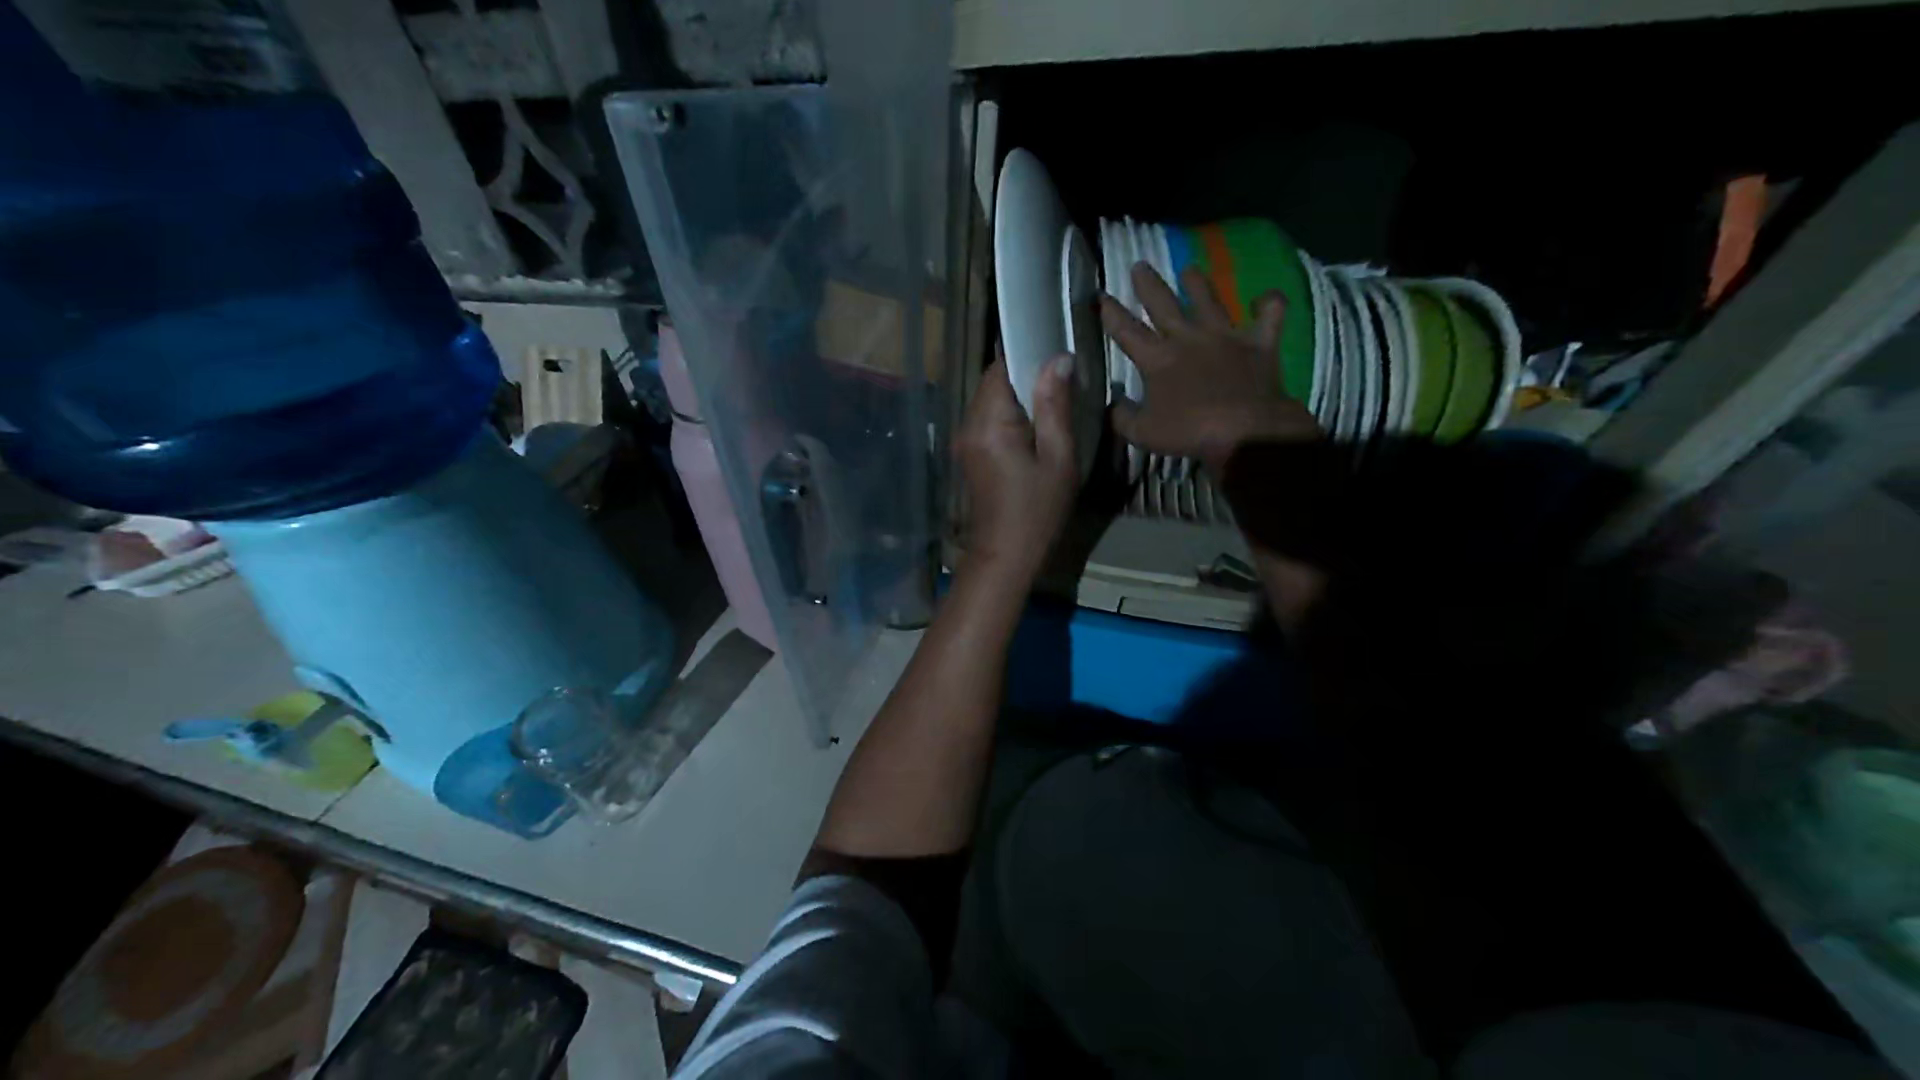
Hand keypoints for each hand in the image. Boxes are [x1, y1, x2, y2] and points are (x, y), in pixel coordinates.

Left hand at [956, 350, 1077, 582]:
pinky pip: (989, 421)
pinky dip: (1010, 417)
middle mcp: (968, 424)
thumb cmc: (1037, 511)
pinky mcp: (968, 454)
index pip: (1000, 368)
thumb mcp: (1057, 458)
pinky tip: (1034, 432)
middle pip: (993, 383)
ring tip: (1052, 409)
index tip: (1058, 360)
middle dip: (1025, 378)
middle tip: (1062, 388)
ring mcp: (964, 440)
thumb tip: (1058, 360)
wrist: (1005, 556)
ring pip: (991, 401)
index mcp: (988, 422)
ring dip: (1019, 399)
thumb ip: (1054, 406)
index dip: (1028, 357)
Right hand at [1101, 262, 1319, 472]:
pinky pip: (1269, 315)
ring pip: (1209, 300)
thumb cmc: (1189, 432)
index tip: (1100, 295)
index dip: (1111, 313)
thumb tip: (1114, 405)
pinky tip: (1265, 297)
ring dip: (1198, 284)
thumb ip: (1123, 418)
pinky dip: (1269, 303)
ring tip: (1189, 269)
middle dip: (1148, 284)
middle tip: (1140, 265)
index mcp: (1157, 359)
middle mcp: (1188, 338)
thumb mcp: (1143, 433)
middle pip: (1164, 304)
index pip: (1126, 331)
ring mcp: (1225, 337)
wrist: (1245, 431)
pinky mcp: (1259, 343)